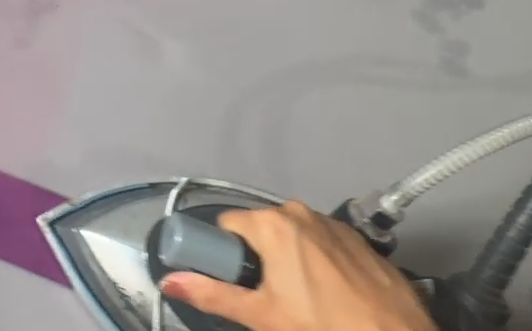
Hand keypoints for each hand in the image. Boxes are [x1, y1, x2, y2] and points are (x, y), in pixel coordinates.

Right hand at [159, 201, 434, 330]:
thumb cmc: (326, 328)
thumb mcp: (263, 317)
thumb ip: (213, 294)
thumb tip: (170, 282)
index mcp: (271, 224)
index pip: (227, 226)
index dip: (227, 256)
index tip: (241, 283)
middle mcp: (299, 212)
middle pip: (261, 230)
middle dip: (260, 260)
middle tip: (275, 299)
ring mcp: (333, 224)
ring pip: (295, 237)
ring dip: (292, 261)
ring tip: (309, 302)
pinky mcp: (361, 240)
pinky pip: (326, 244)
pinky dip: (323, 264)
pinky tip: (336, 297)